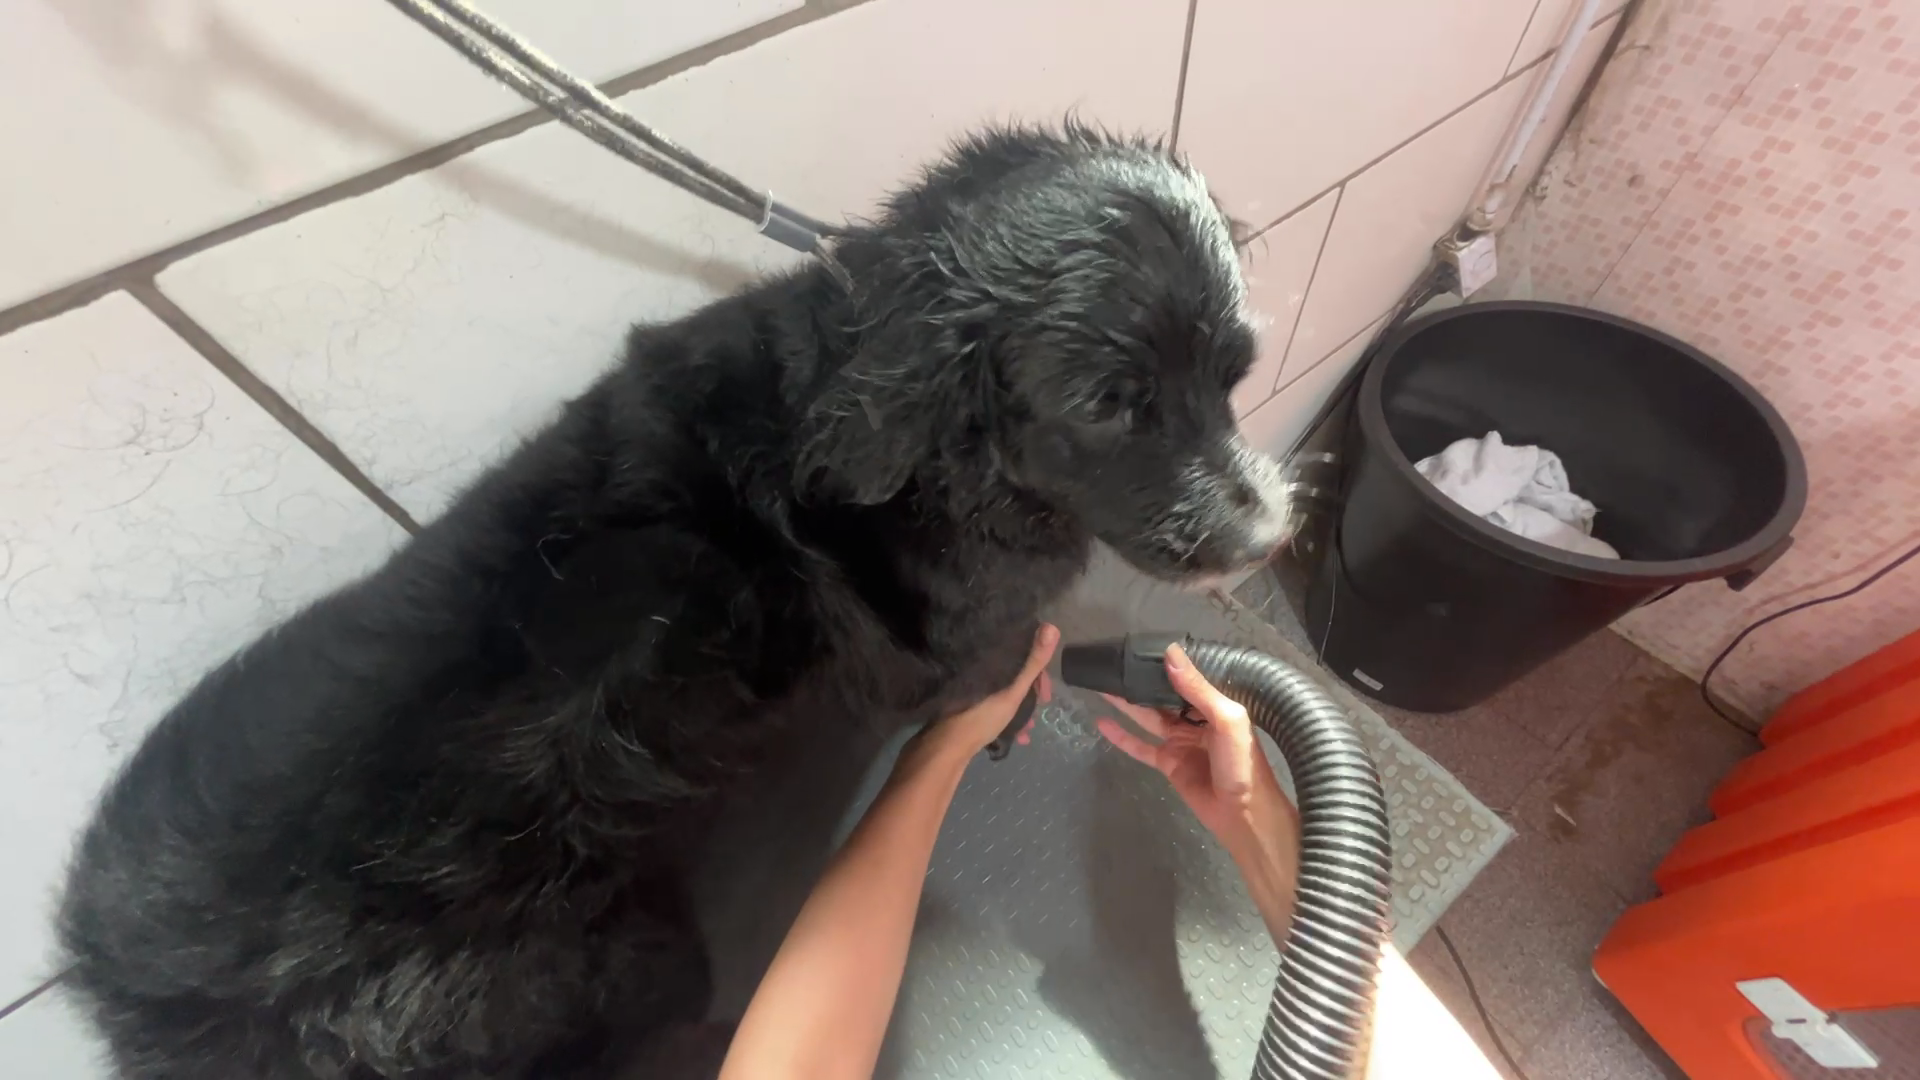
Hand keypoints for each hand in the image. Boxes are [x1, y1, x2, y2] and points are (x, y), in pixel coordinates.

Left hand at [909, 624, 1057, 766]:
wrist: (950, 745)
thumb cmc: (982, 714)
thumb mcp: (1013, 691)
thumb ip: (1033, 663)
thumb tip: (1051, 626)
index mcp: (990, 662)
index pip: (1020, 655)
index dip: (1038, 672)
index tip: (1045, 694)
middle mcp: (981, 671)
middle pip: (1013, 675)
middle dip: (1030, 692)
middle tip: (1038, 710)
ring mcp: (974, 689)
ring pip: (1005, 692)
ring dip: (1021, 708)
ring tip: (1028, 727)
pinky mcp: (970, 705)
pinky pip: (995, 705)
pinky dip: (1008, 717)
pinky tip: (1018, 736)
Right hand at [1095, 644, 1298, 865]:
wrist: (1244, 816)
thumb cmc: (1242, 765)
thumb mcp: (1226, 720)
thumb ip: (1198, 689)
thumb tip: (1170, 654)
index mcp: (1214, 705)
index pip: (1185, 677)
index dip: (1164, 663)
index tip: (1140, 646)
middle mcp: (1195, 719)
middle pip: (1161, 696)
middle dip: (1140, 681)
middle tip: (1113, 663)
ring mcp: (1179, 741)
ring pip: (1146, 716)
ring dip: (1125, 703)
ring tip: (1101, 685)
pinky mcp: (1167, 763)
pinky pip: (1140, 745)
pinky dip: (1121, 736)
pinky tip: (1102, 723)